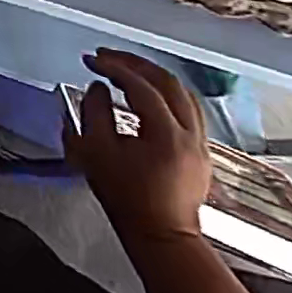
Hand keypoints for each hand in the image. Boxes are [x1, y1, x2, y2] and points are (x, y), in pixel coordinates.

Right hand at [64, 48, 211, 242]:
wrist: (160, 237)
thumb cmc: (127, 198)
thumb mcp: (96, 151)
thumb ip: (94, 111)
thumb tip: (98, 88)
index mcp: (167, 134)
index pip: (139, 86)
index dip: (112, 67)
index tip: (91, 60)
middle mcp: (190, 134)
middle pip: (167, 82)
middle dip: (134, 63)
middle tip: (108, 55)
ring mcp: (200, 143)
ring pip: (182, 93)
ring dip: (152, 75)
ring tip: (127, 68)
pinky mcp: (201, 152)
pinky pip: (187, 108)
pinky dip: (165, 92)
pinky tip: (148, 94)